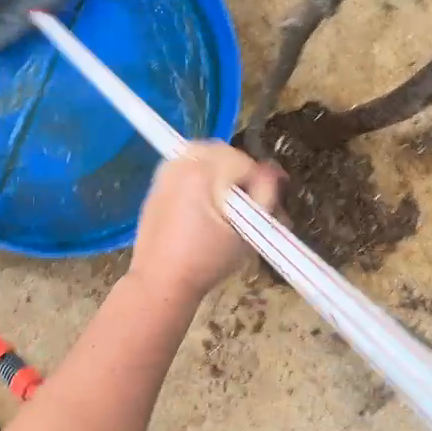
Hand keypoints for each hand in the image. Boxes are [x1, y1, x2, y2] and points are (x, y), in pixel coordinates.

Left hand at [129, 140, 283, 300]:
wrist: (160, 279)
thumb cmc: (206, 260)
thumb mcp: (247, 233)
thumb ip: (264, 199)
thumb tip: (274, 175)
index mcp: (202, 173)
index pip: (245, 163)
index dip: (262, 183)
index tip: (269, 204)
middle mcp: (181, 164)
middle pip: (222, 151)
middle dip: (241, 171)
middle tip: (252, 200)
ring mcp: (166, 172)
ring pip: (203, 154)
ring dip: (221, 170)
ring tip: (232, 199)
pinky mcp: (158, 183)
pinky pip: (186, 165)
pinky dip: (201, 174)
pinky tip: (208, 199)